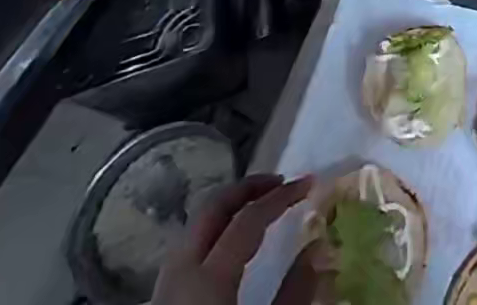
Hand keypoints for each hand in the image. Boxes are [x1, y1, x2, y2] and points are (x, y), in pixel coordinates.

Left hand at [153, 174, 314, 304]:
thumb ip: (293, 293)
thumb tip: (317, 248)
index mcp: (207, 277)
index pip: (249, 218)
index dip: (281, 196)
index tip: (309, 183)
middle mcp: (179, 272)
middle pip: (212, 207)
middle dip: (248, 188)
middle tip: (280, 183)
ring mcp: (163, 285)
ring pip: (195, 224)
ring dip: (229, 207)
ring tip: (259, 208)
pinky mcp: (159, 298)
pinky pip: (187, 247)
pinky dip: (213, 230)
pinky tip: (231, 244)